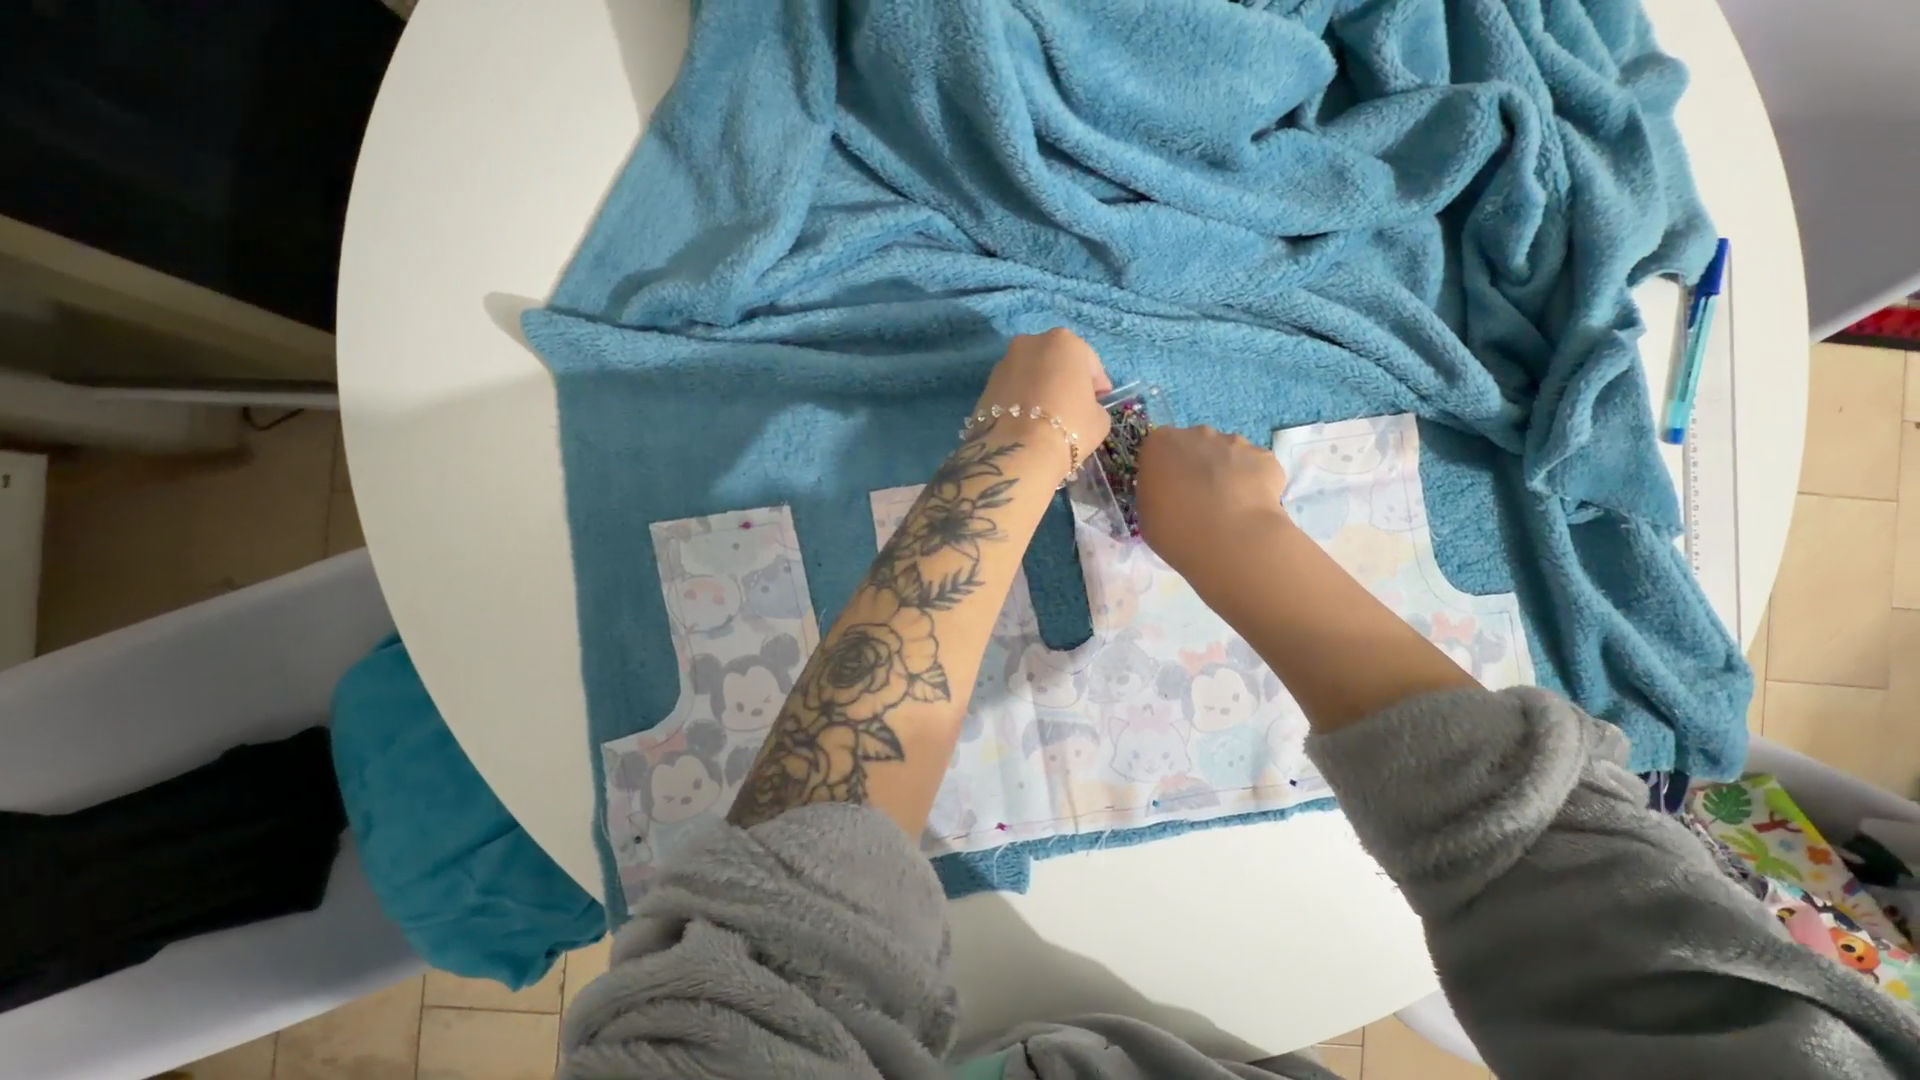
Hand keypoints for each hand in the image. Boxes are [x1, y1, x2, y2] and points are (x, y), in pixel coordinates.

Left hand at [971, 329, 1113, 477]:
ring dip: (1040, 388)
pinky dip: (1020, 400)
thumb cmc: (1069, 426)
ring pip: (1031, 374)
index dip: (1096, 385)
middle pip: (1056, 362)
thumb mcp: (1100, 418)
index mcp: (1065, 342)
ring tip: (1045, 418)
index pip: (1089, 363)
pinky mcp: (986, 384)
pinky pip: (1012, 390)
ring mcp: (1004, 362)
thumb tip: (1084, 408)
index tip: (1097, 402)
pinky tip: (1026, 423)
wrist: (1018, 450)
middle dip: (1064, 380)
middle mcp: (1031, 342)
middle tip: (1071, 408)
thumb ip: (1094, 405)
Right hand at [1134, 426, 1289, 576]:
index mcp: (1161, 443)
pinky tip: (1251, 509)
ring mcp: (1236, 443)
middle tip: (1200, 502)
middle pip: (1196, 446)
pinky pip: (1257, 469)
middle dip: (1198, 468)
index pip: (1160, 449)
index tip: (1169, 493)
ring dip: (1227, 474)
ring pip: (1229, 455)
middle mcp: (1198, 434)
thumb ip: (1155, 492)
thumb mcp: (1146, 513)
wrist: (1228, 539)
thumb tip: (1169, 492)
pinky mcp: (1266, 458)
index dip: (1165, 470)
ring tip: (1229, 510)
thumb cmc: (1174, 528)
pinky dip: (1255, 485)